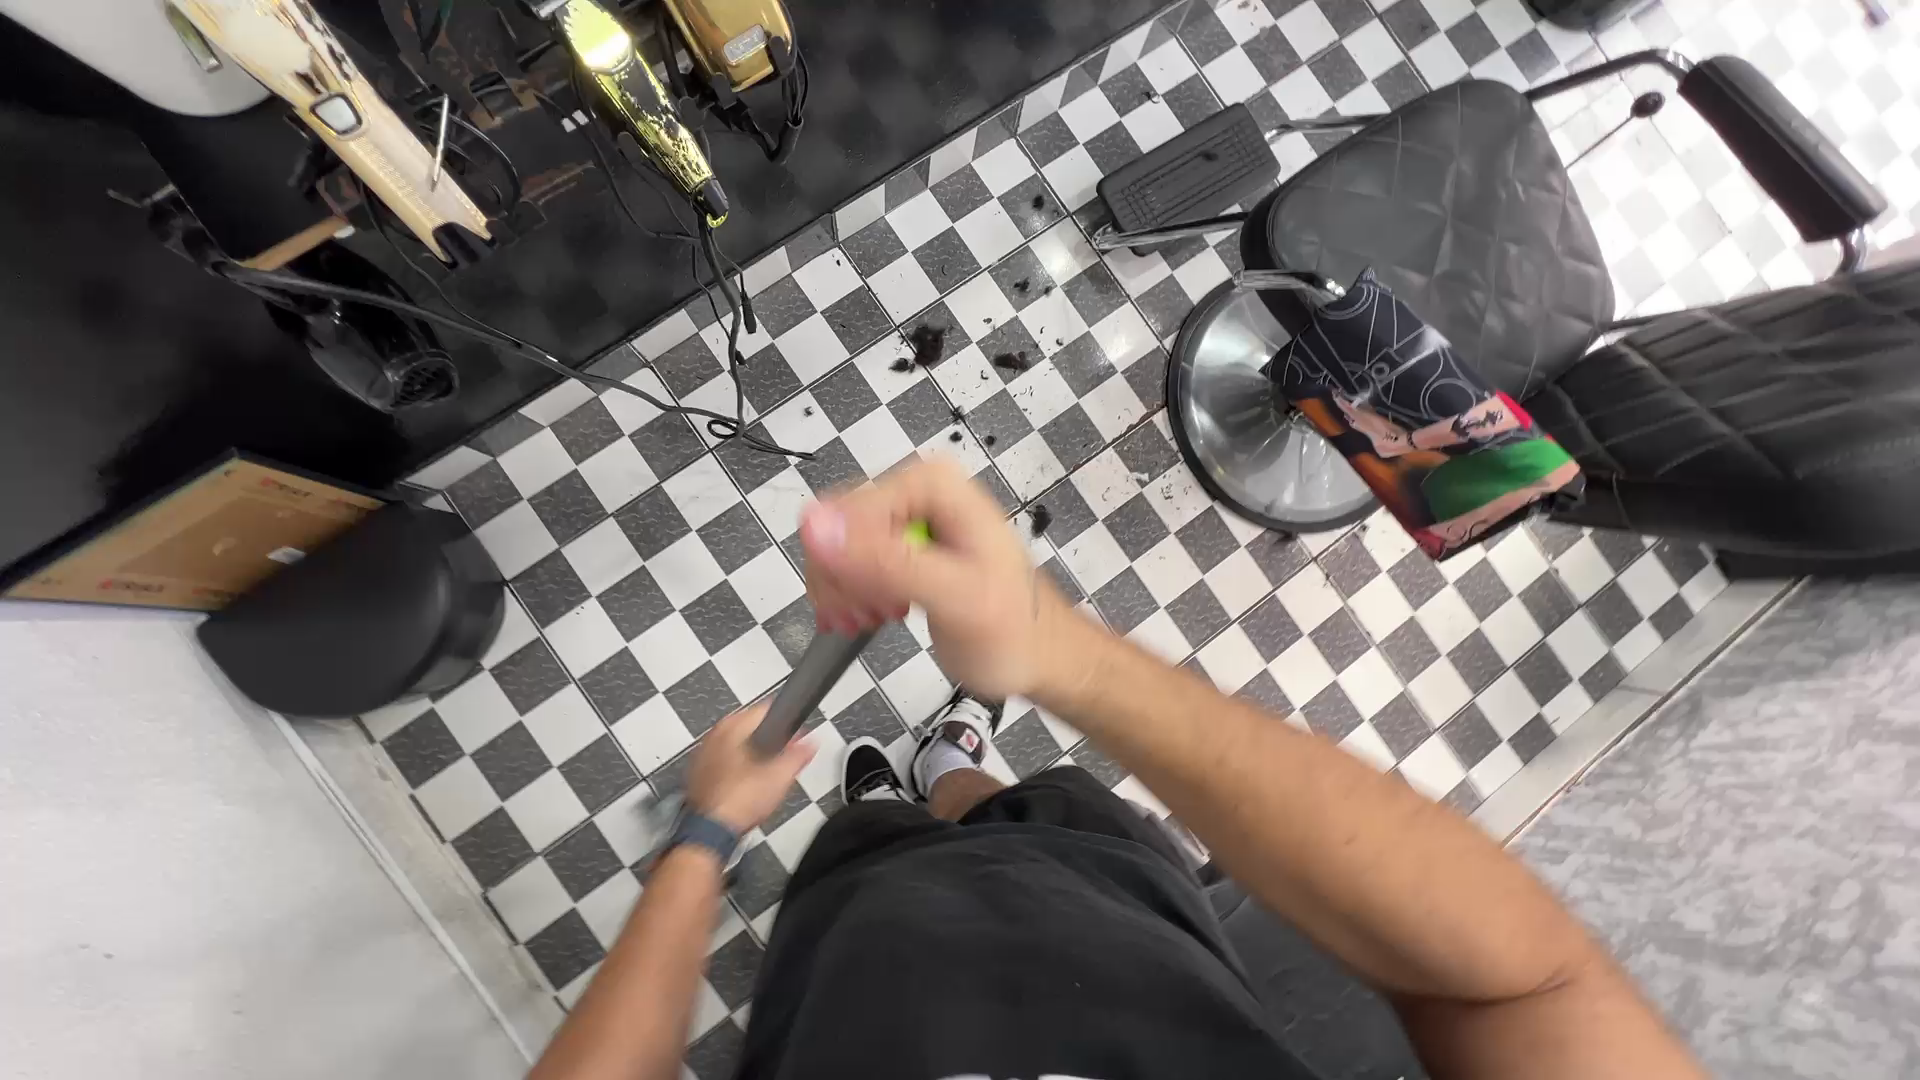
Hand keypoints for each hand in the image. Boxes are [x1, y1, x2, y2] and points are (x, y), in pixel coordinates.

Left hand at [686, 704, 816, 833]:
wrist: (710, 833)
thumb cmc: (739, 800)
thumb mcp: (780, 776)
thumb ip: (798, 755)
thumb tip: (811, 743)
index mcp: (731, 727)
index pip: (764, 710)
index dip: (786, 723)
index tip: (796, 737)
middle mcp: (713, 737)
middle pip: (749, 729)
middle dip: (768, 740)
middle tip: (784, 757)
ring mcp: (700, 757)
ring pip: (734, 747)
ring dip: (751, 755)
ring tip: (767, 775)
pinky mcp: (695, 777)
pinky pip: (722, 765)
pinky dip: (735, 771)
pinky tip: (746, 787)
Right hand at [797, 458, 1078, 699]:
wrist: (1039, 655)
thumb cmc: (1010, 632)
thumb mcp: (953, 598)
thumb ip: (888, 561)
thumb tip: (814, 525)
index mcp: (934, 483)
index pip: (848, 509)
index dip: (842, 561)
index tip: (861, 604)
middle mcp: (920, 489)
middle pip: (840, 524)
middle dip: (842, 578)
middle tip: (868, 617)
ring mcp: (911, 515)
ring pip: (839, 545)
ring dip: (845, 590)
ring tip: (875, 619)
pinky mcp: (904, 543)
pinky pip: (852, 559)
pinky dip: (853, 592)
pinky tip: (875, 614)